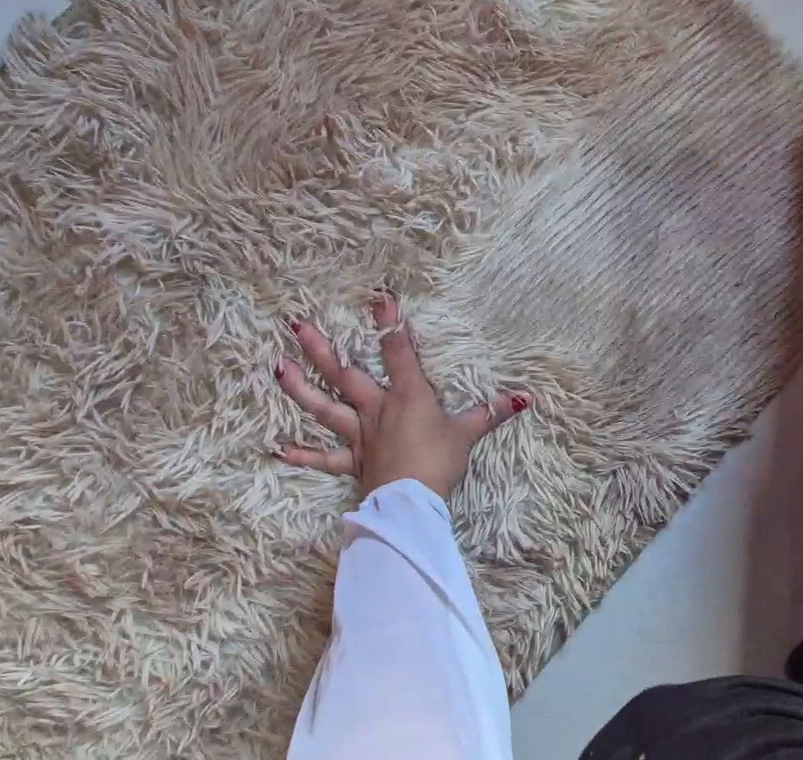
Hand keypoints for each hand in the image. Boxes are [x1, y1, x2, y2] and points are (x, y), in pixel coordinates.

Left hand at [275, 296, 527, 499]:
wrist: (410, 504)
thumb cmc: (439, 462)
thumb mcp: (469, 434)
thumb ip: (491, 412)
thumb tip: (524, 398)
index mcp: (407, 396)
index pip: (398, 352)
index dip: (391, 323)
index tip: (381, 297)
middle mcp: (377, 409)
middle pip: (345, 374)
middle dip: (322, 348)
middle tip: (297, 325)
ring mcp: (360, 435)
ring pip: (324, 408)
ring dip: (299, 389)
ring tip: (278, 367)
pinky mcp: (353, 462)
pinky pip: (324, 458)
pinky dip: (302, 455)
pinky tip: (278, 449)